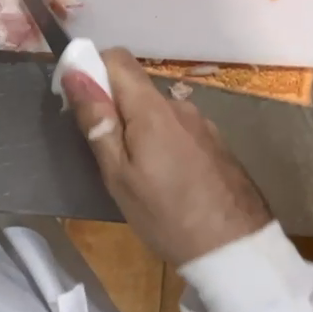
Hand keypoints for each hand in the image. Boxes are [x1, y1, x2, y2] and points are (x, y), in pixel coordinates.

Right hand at [62, 48, 270, 265]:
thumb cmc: (167, 215)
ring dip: (139, 127)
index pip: (117, 58)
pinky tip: (166, 179)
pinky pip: (178, 130)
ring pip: (156, 111)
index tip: (79, 100)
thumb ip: (97, 121)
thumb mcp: (118, 174)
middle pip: (135, 87)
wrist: (238, 253)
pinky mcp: (216, 145)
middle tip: (104, 150)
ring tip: (137, 172)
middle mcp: (179, 106)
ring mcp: (203, 125)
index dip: (92, 68)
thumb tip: (74, 74)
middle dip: (114, 106)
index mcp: (152, 108)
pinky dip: (163, 142)